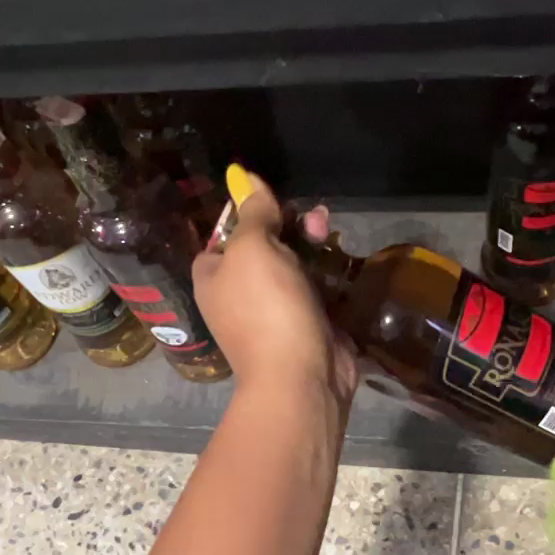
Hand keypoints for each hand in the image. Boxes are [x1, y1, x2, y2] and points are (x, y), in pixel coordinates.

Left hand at [192, 168, 356, 408]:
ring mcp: (274, 312)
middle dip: (289, 227)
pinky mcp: (307, 324)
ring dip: (312, 246)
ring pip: (294, 266)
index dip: (248, 213)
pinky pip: (316, 290)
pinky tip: (340, 261)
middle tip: (313, 219)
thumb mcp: (252, 249)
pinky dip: (327, 275)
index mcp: (213, 278)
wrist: (299, 377)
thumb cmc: (266, 308)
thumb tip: (247, 178)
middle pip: (264, 246)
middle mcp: (239, 295)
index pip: (224, 235)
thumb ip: (252, 213)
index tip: (272, 199)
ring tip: (328, 233)